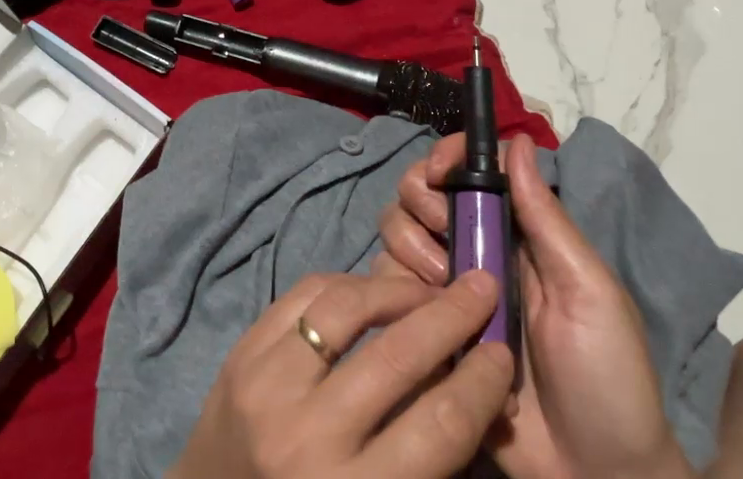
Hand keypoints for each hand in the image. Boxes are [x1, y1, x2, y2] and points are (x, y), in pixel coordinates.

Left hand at [170, 271, 515, 478]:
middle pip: (397, 356)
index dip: (481, 382)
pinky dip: (344, 284)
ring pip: (345, 309)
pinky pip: (301, 296)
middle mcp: (308, 435)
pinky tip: (370, 290)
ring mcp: (266, 386)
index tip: (502, 352)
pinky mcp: (240, 353)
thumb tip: (475, 388)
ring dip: (396, 290)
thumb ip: (427, 457)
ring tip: (427, 289)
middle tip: (482, 288)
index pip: (438, 425)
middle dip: (451, 317)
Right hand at [376, 135, 693, 478]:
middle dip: (421, 202)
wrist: (591, 476)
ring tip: (440, 290)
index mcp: (520, 236)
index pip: (472, 172)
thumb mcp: (590, 293)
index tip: (438, 172)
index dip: (447, 157)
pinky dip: (394, 290)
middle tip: (446, 239)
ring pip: (396, 236)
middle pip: (420, 195)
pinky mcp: (425, 333)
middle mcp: (476, 254)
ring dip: (409, 248)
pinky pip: (387, 292)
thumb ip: (548, 220)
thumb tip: (518, 139)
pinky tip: (420, 316)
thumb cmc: (607, 378)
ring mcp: (447, 294)